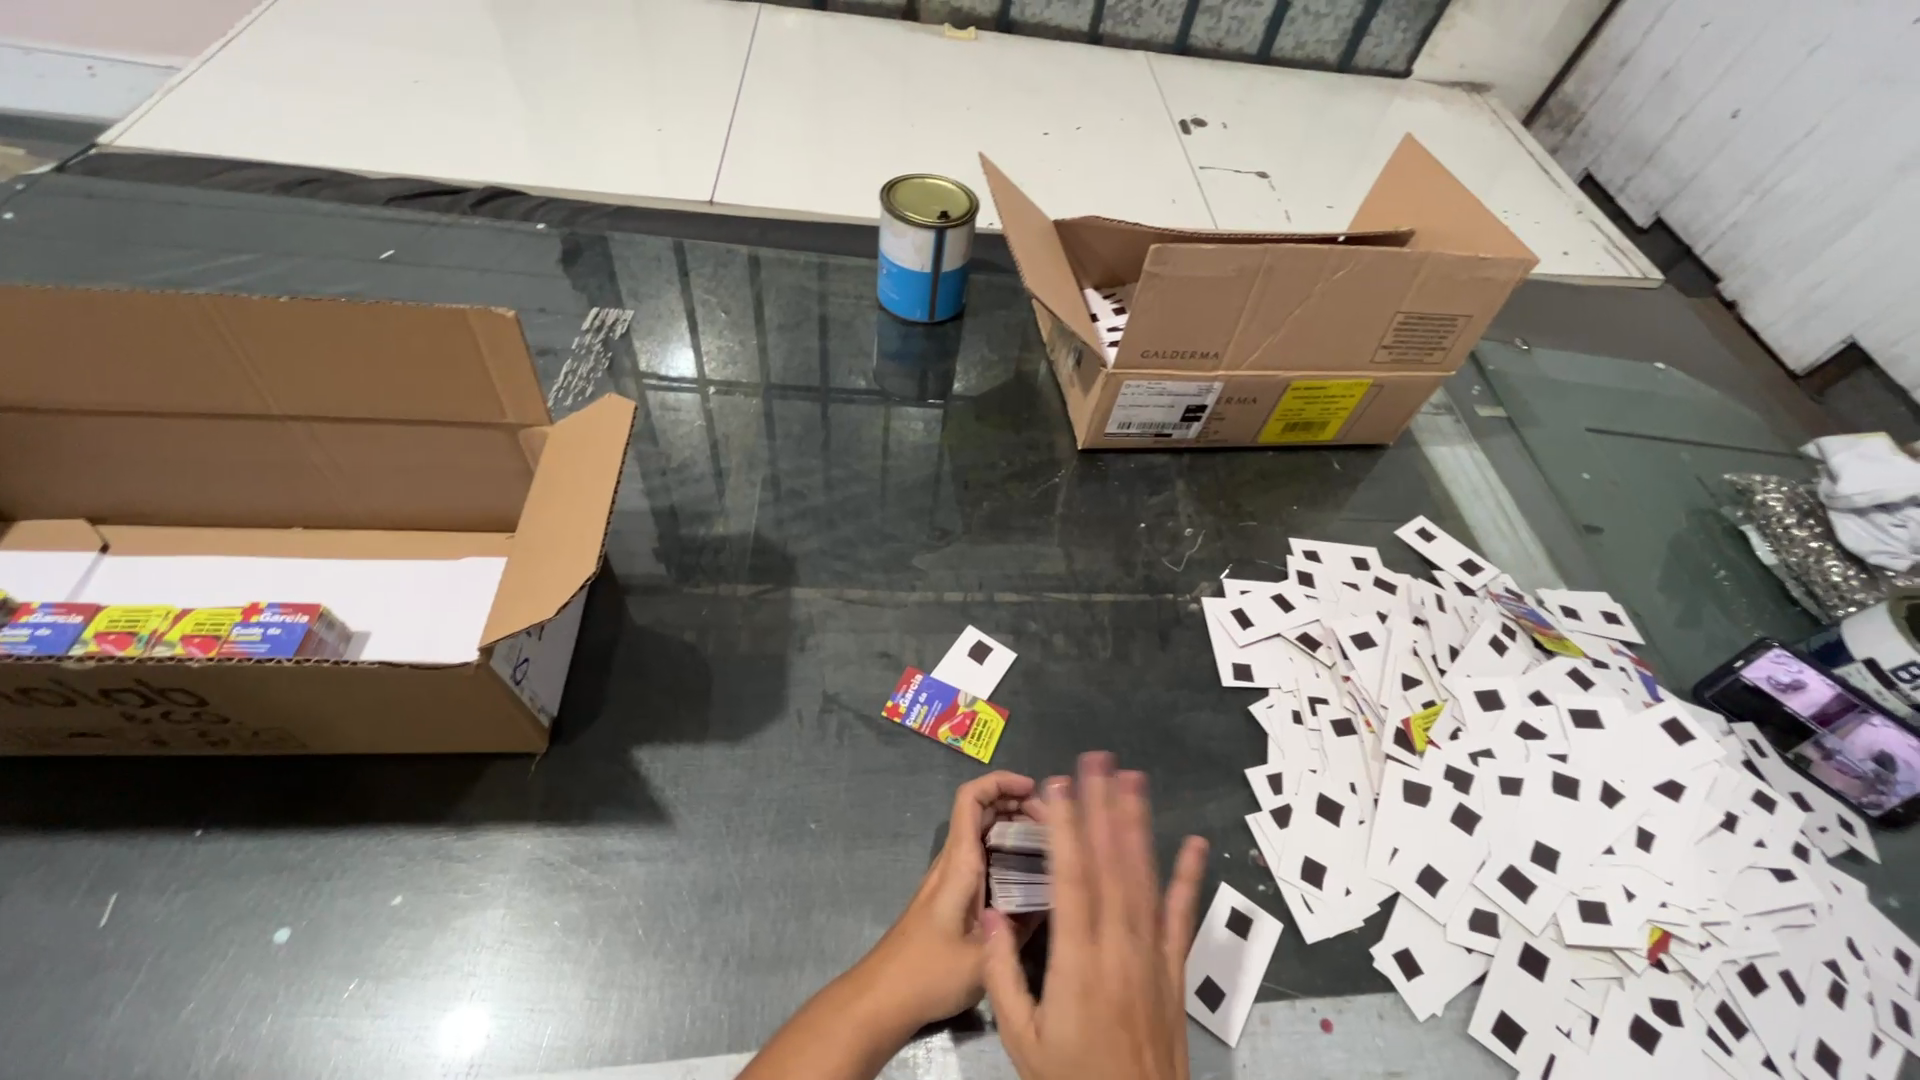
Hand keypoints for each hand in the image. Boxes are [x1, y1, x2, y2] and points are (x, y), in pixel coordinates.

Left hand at [852, 770, 1045, 1029]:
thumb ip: (1021, 926)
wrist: (883, 997)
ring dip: (1013, 827)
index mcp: (959, 864)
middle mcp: (953, 862)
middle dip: (1018, 804)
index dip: (1001, 782)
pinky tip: (1030, 875)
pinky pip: (983, 857)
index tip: (1035, 791)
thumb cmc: (929, 974)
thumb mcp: (985, 958)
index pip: (972, 798)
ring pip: (983, 833)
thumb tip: (1056, 897)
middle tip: (1053, 824)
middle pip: (981, 810)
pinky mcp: (953, 896)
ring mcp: (951, 878)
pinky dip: (1007, 852)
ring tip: (1049, 844)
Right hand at [980, 753, 1207, 1079]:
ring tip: (1133, 779)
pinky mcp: (1174, 969)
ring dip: (1138, 825)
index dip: (1067, 827)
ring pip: (1145, 878)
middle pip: (1111, 864)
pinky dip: (1189, 877)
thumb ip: (1002, 976)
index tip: (1059, 785)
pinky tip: (1194, 844)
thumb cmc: (1072, 1078)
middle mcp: (1119, 945)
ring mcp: (1153, 954)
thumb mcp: (1022, 1039)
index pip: (1072, 878)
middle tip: (1097, 760)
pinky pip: (1182, 915)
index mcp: (1078, 960)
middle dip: (1102, 807)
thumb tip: (989, 916)